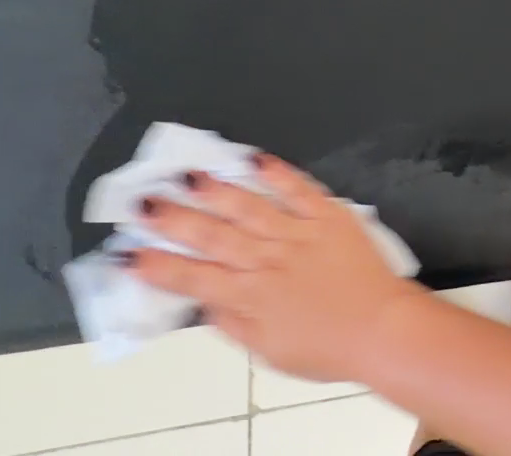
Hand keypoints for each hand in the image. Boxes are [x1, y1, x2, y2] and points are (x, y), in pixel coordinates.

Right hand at [126, 155, 426, 381]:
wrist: (382, 327)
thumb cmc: (326, 346)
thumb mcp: (268, 351)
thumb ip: (232, 324)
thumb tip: (202, 302)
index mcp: (251, 296)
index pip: (193, 279)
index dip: (158, 266)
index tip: (128, 252)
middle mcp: (268, 260)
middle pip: (214, 236)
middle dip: (174, 219)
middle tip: (143, 202)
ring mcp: (299, 233)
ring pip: (250, 207)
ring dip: (217, 190)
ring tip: (189, 175)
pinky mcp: (329, 214)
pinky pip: (299, 188)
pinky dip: (276, 172)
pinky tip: (254, 157)